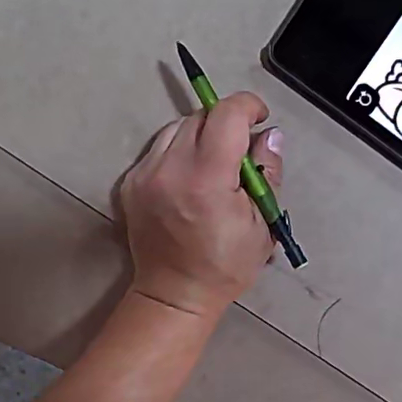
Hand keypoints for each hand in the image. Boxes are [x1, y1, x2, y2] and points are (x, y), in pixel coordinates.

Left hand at [120, 91, 282, 321]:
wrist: (173, 294)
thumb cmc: (224, 266)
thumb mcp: (263, 224)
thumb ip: (268, 173)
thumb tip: (270, 135)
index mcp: (207, 179)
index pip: (227, 115)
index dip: (248, 107)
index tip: (260, 118)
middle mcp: (170, 169)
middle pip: (202, 116)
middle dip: (226, 124)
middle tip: (240, 150)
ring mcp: (145, 175)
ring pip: (177, 128)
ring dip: (201, 135)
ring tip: (214, 164)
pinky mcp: (131, 183)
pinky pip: (158, 149)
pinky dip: (178, 152)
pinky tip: (190, 179)